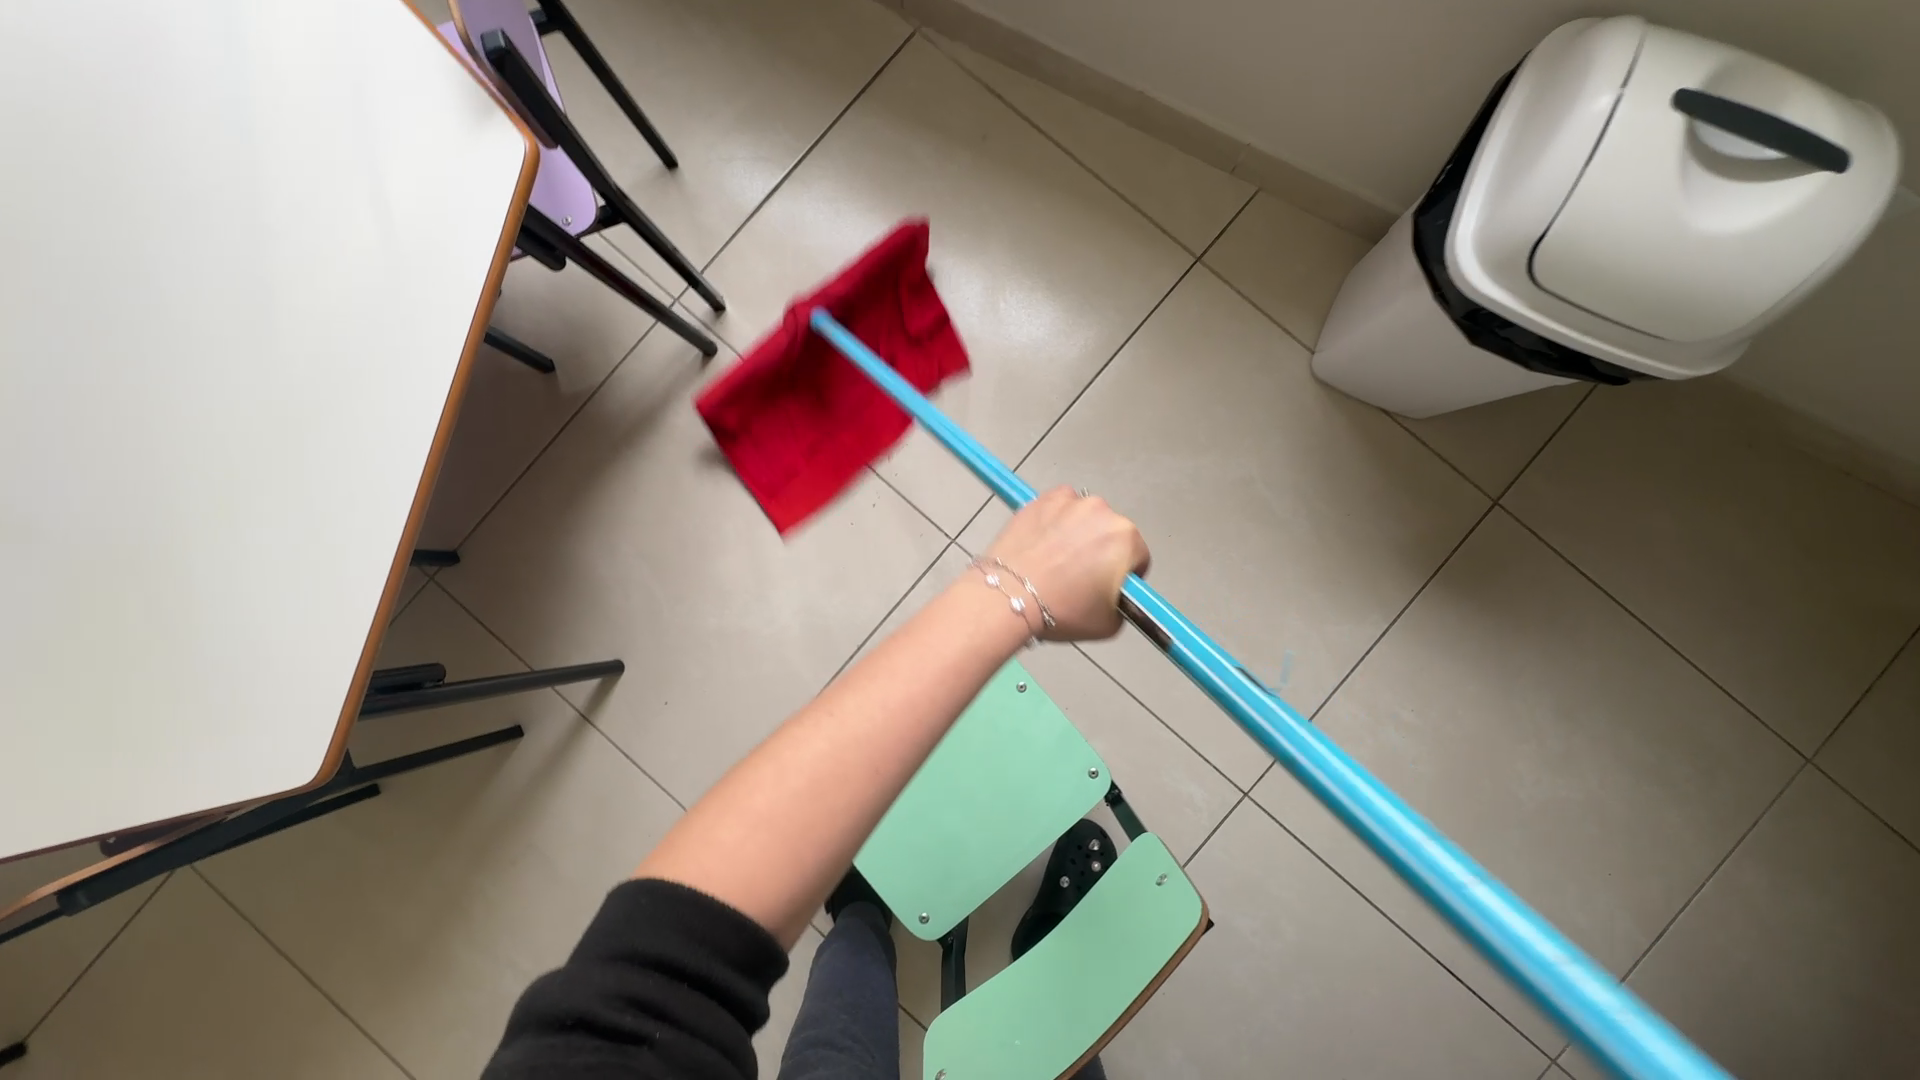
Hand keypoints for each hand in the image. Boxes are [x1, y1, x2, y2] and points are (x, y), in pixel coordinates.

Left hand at [983, 486, 1149, 641]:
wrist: (1007, 594)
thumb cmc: (1061, 609)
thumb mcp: (1108, 624)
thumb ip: (1122, 606)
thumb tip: (1114, 597)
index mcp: (1126, 538)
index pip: (1138, 557)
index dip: (1125, 576)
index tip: (1107, 588)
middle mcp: (1102, 510)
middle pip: (1111, 533)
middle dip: (1101, 551)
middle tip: (1078, 576)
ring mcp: (1070, 500)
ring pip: (1084, 518)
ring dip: (1078, 533)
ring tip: (1055, 560)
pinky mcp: (1042, 498)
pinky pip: (1058, 507)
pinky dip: (1055, 520)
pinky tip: (1042, 542)